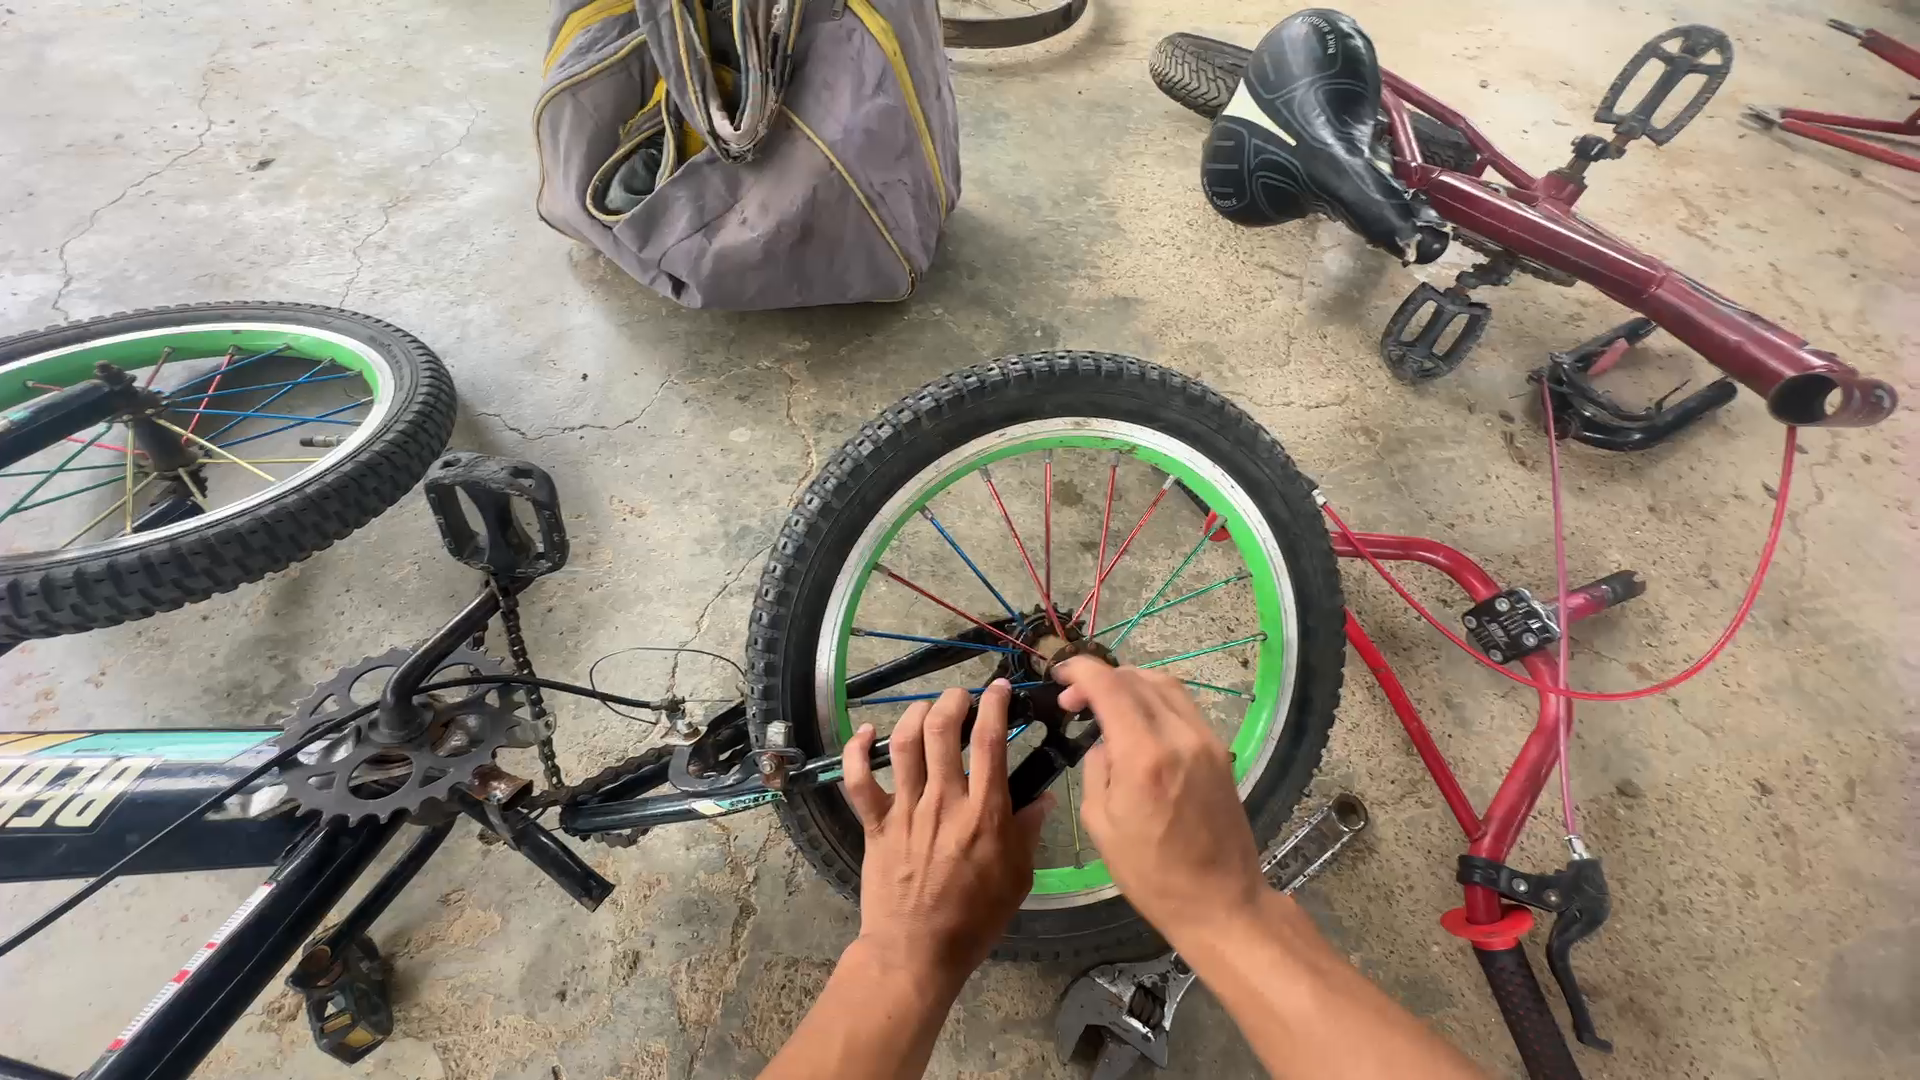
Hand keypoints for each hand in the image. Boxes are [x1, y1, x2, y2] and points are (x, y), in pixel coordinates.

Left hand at [842, 680, 1051, 989]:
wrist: (917, 951)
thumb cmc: (975, 917)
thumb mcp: (1018, 877)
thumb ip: (1029, 831)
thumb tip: (1044, 797)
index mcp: (983, 813)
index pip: (990, 741)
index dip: (995, 704)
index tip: (999, 687)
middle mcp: (943, 801)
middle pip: (942, 730)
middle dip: (953, 700)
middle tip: (961, 696)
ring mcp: (905, 810)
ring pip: (904, 743)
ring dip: (915, 714)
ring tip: (926, 707)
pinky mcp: (875, 824)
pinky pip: (859, 780)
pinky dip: (857, 750)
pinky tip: (866, 732)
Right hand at [1058, 660, 1265, 948]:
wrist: (1220, 901)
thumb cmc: (1151, 873)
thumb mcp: (1100, 823)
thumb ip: (1096, 767)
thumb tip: (1104, 741)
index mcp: (1143, 756)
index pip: (1108, 686)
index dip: (1079, 670)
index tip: (1059, 674)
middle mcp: (1177, 736)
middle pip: (1135, 677)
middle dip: (1099, 677)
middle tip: (1075, 699)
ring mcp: (1204, 740)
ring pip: (1164, 683)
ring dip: (1129, 681)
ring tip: (1105, 701)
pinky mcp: (1219, 749)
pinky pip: (1183, 704)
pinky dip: (1154, 696)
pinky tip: (1138, 716)